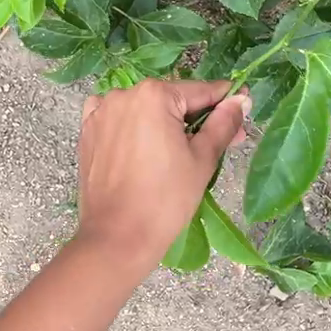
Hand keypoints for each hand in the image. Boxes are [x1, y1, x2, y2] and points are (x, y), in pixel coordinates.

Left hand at [74, 79, 249, 271]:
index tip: (242, 110)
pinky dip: (133, 125)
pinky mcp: (87, 131)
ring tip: (182, 153)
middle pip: (172, 100)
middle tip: (220, 143)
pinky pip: (117, 117)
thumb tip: (240, 98)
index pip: (200, 92)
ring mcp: (101, 111)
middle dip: (196, 118)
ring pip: (145, 109)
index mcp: (154, 95)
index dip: (225, 103)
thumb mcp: (203, 159)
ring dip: (165, 123)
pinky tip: (143, 145)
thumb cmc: (165, 200)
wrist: (117, 238)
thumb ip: (223, 123)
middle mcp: (124, 94)